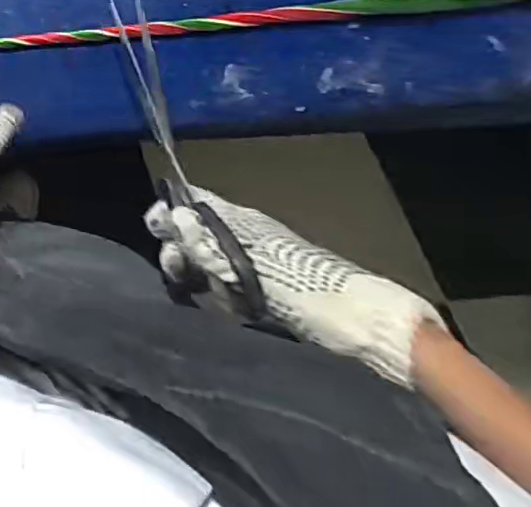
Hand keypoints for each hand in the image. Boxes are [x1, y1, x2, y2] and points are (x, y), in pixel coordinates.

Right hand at [147, 186, 442, 386]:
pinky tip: (230, 310)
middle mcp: (243, 235)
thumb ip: (206, 241)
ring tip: (215, 298)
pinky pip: (225, 287)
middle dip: (180, 252)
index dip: (169, 211)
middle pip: (191, 233)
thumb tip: (172, 214)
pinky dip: (220, 298)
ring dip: (200, 280)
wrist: (371, 331)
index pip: (190, 200)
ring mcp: (254, 263)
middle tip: (181, 273)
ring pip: (204, 263)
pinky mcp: (264, 291)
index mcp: (240, 220)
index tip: (159, 232)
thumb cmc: (311, 291)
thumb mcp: (252, 265)